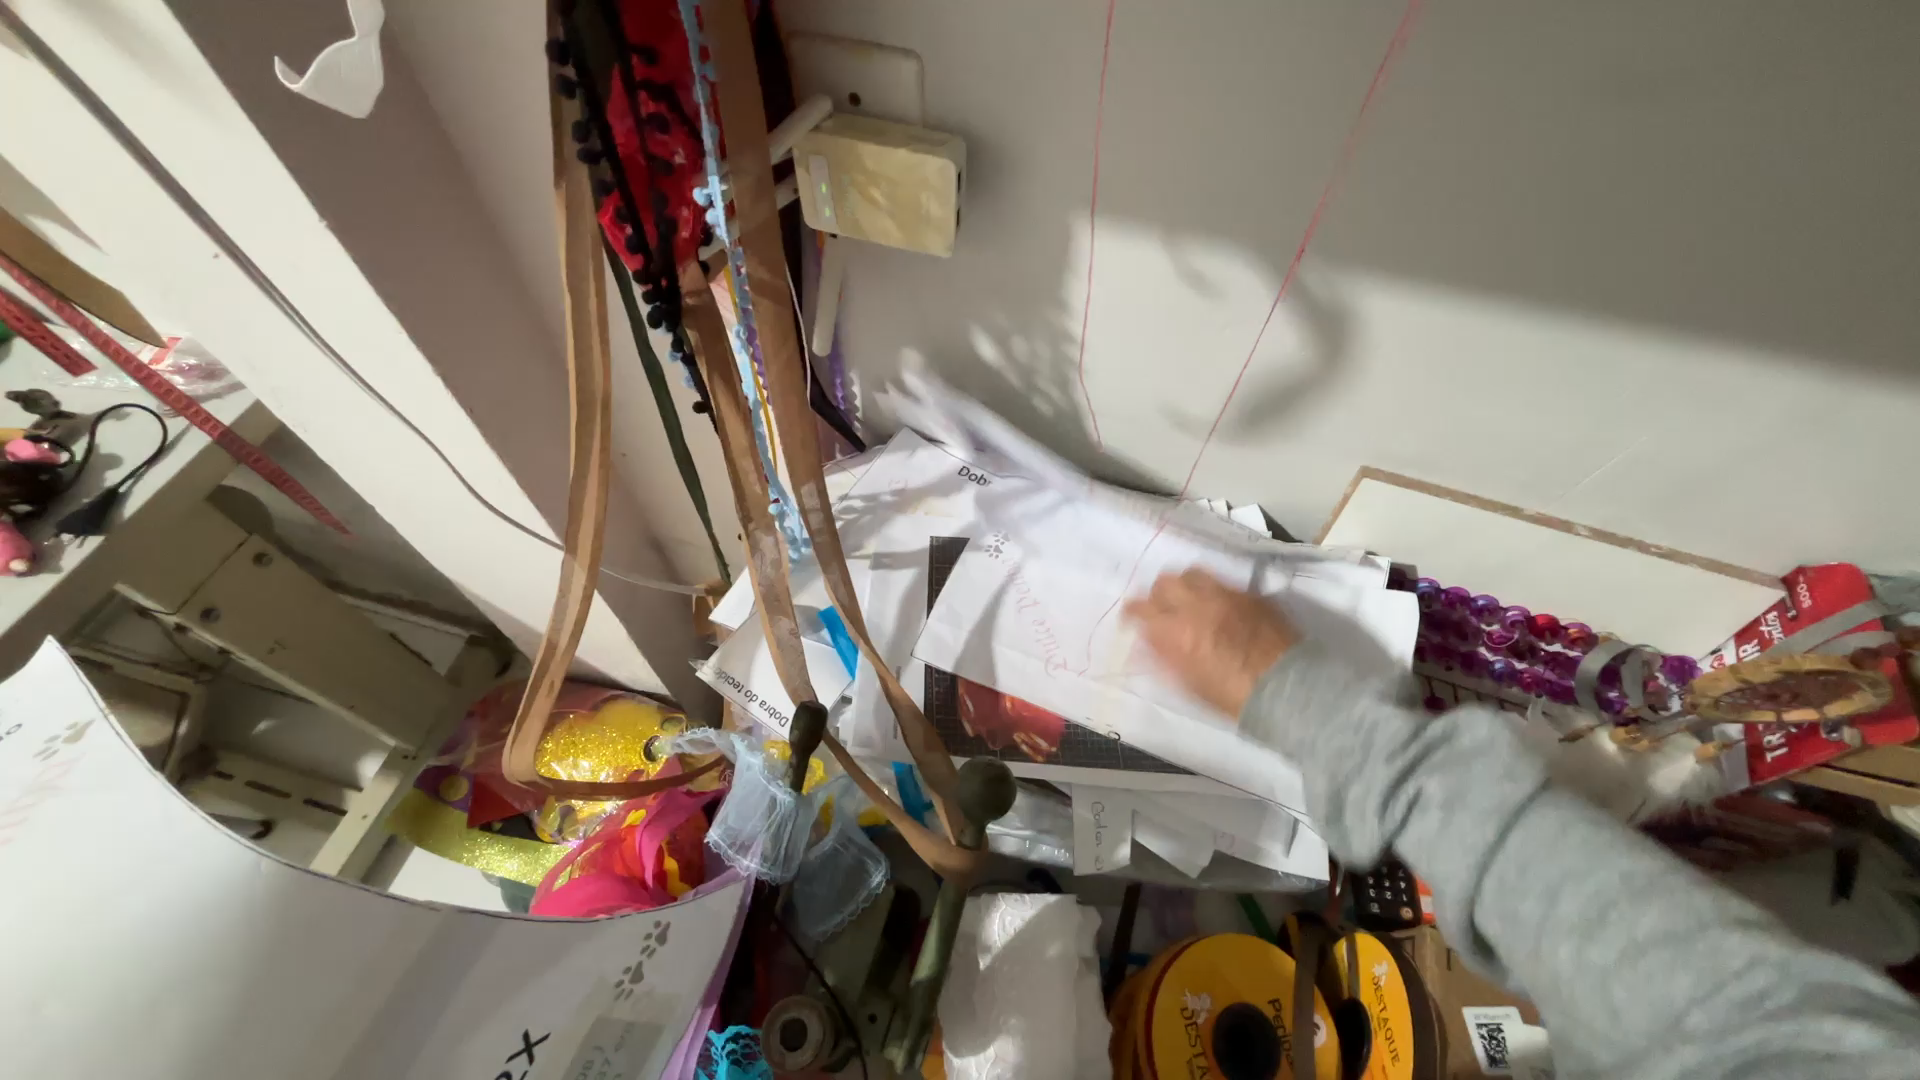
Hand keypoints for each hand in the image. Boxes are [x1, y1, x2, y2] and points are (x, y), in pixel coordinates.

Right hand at [1123, 568, 1298, 718]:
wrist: (1286, 688)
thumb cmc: (1232, 696)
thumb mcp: (1188, 683)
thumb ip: (1163, 656)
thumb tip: (1147, 642)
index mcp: (1174, 630)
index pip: (1139, 608)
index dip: (1132, 612)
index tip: (1132, 618)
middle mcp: (1195, 605)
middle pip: (1164, 583)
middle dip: (1158, 595)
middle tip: (1162, 608)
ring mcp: (1224, 595)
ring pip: (1191, 573)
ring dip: (1185, 585)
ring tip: (1189, 598)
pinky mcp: (1248, 594)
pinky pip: (1222, 582)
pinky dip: (1212, 591)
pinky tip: (1218, 605)